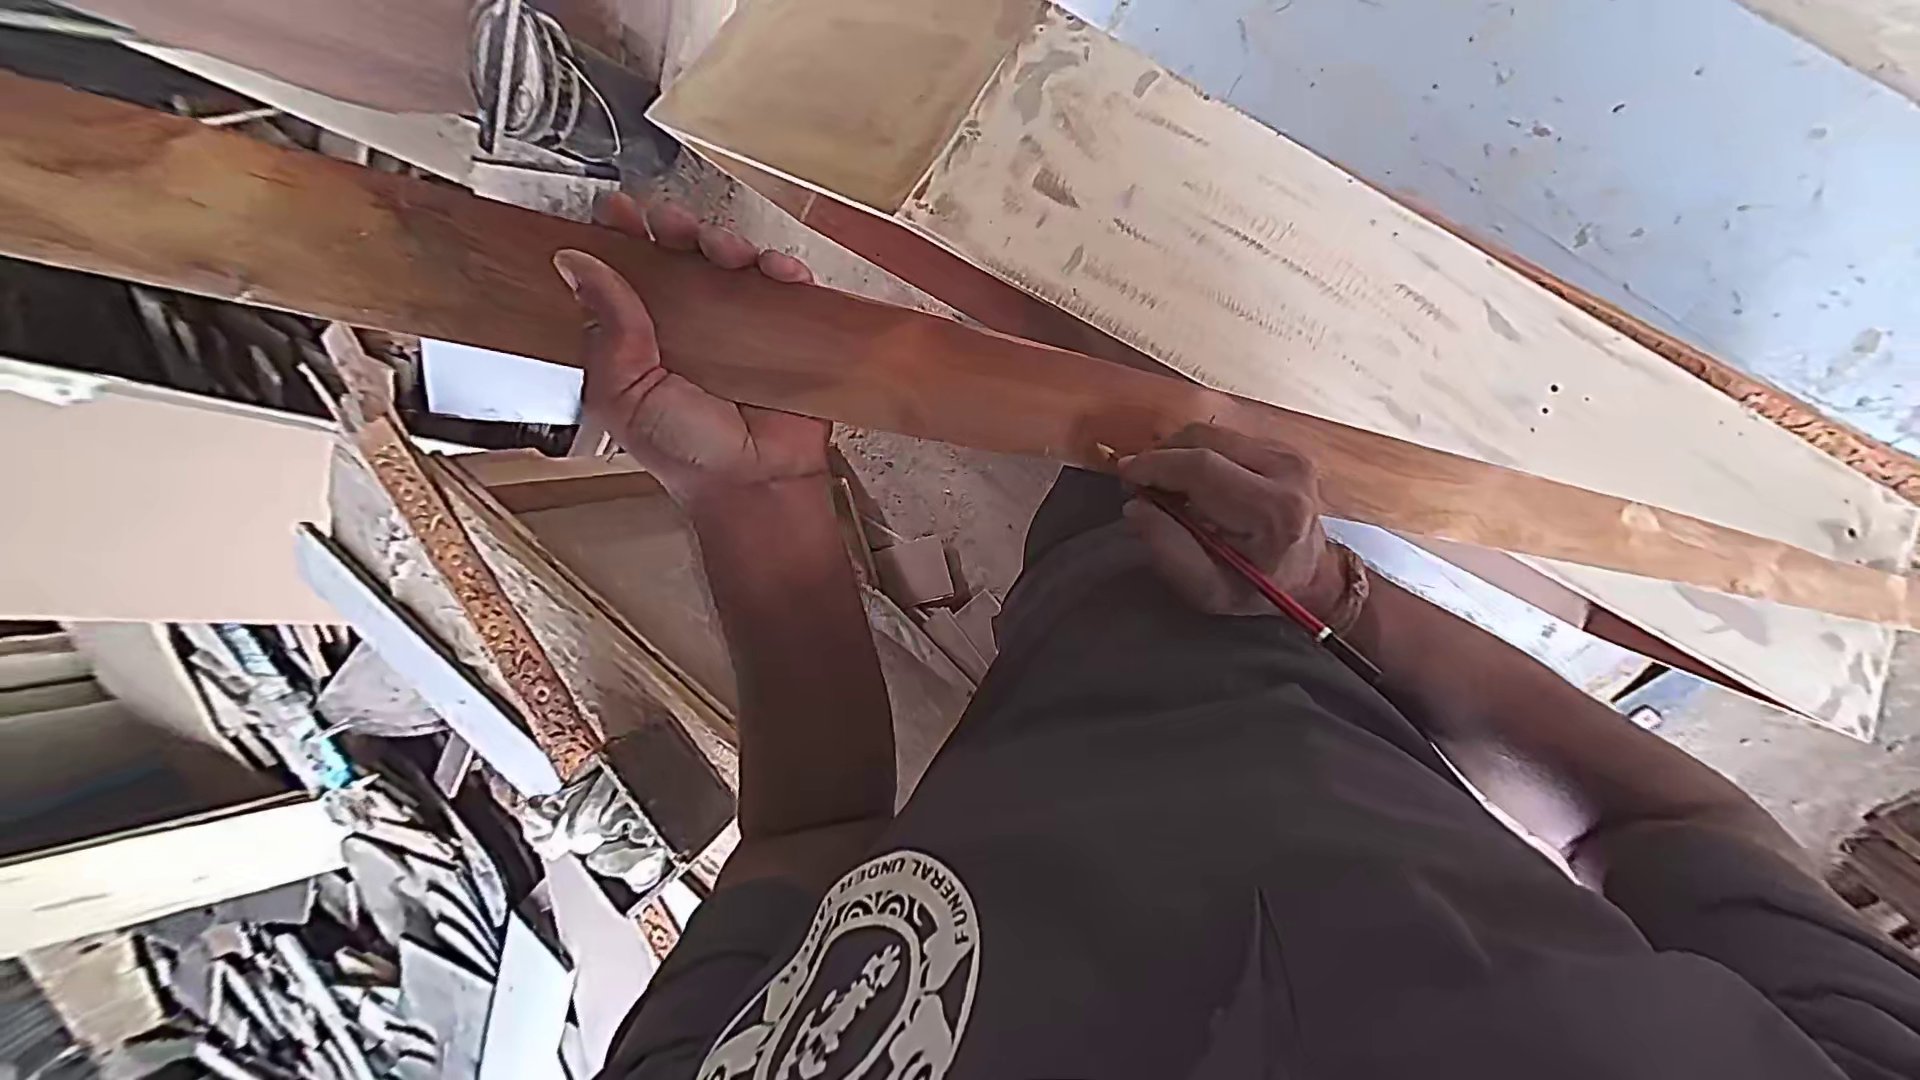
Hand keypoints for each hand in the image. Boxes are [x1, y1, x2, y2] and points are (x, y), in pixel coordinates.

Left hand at [553, 192, 829, 510]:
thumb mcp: (624, 395)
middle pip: (686, 260)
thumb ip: (606, 333)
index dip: (625, 241)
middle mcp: (695, 332)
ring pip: (736, 268)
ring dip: (731, 246)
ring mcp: (743, 334)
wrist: (752, 484)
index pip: (632, 276)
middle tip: (676, 227)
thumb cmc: (689, 455)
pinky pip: (788, 295)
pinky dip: (784, 273)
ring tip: (726, 251)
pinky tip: (777, 271)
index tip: (621, 215)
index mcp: (647, 341)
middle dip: (680, 232)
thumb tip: (578, 265)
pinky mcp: (787, 341)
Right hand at [1120, 425, 1344, 617]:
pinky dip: (1194, 453)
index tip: (1125, 475)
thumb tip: (1135, 507)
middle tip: (1138, 483)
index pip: (1201, 467)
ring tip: (1161, 483)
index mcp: (1271, 511)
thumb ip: (1168, 549)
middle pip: (1203, 441)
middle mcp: (1286, 472)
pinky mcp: (1282, 447)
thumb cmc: (1254, 589)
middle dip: (1160, 456)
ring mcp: (1287, 454)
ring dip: (1175, 453)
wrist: (1308, 578)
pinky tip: (1187, 480)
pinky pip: (1223, 438)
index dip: (1155, 465)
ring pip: (1211, 434)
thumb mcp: (1206, 589)